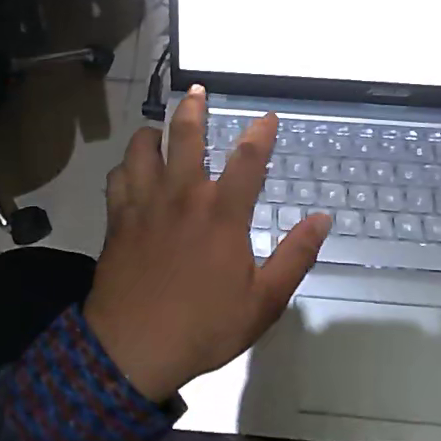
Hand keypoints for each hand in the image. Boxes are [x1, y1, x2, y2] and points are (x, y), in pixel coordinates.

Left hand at [84, 86, 331, 401]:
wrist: (134, 349)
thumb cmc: (205, 326)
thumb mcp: (264, 300)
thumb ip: (295, 256)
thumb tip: (322, 219)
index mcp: (221, 213)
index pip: (247, 159)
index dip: (260, 133)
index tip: (267, 117)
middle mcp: (182, 197)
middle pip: (185, 136)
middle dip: (193, 108)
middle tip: (197, 91)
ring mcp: (144, 205)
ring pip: (142, 149)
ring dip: (152, 132)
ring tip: (158, 127)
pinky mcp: (117, 221)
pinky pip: (117, 179)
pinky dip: (126, 166)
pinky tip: (131, 170)